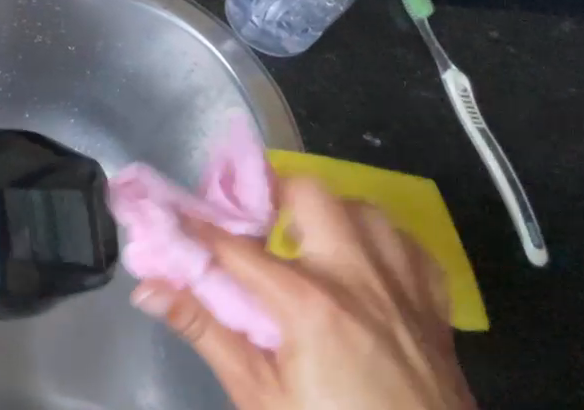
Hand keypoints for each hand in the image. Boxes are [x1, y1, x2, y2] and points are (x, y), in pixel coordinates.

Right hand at [132, 178, 476, 409]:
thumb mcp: (260, 395)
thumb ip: (205, 332)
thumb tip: (147, 289)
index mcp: (309, 303)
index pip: (234, 245)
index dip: (196, 225)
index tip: (172, 213)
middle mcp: (358, 281)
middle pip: (309, 194)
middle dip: (271, 194)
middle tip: (248, 218)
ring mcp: (403, 292)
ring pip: (364, 211)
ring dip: (329, 216)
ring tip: (304, 239)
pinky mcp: (435, 312)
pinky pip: (409, 248)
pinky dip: (381, 244)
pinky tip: (360, 263)